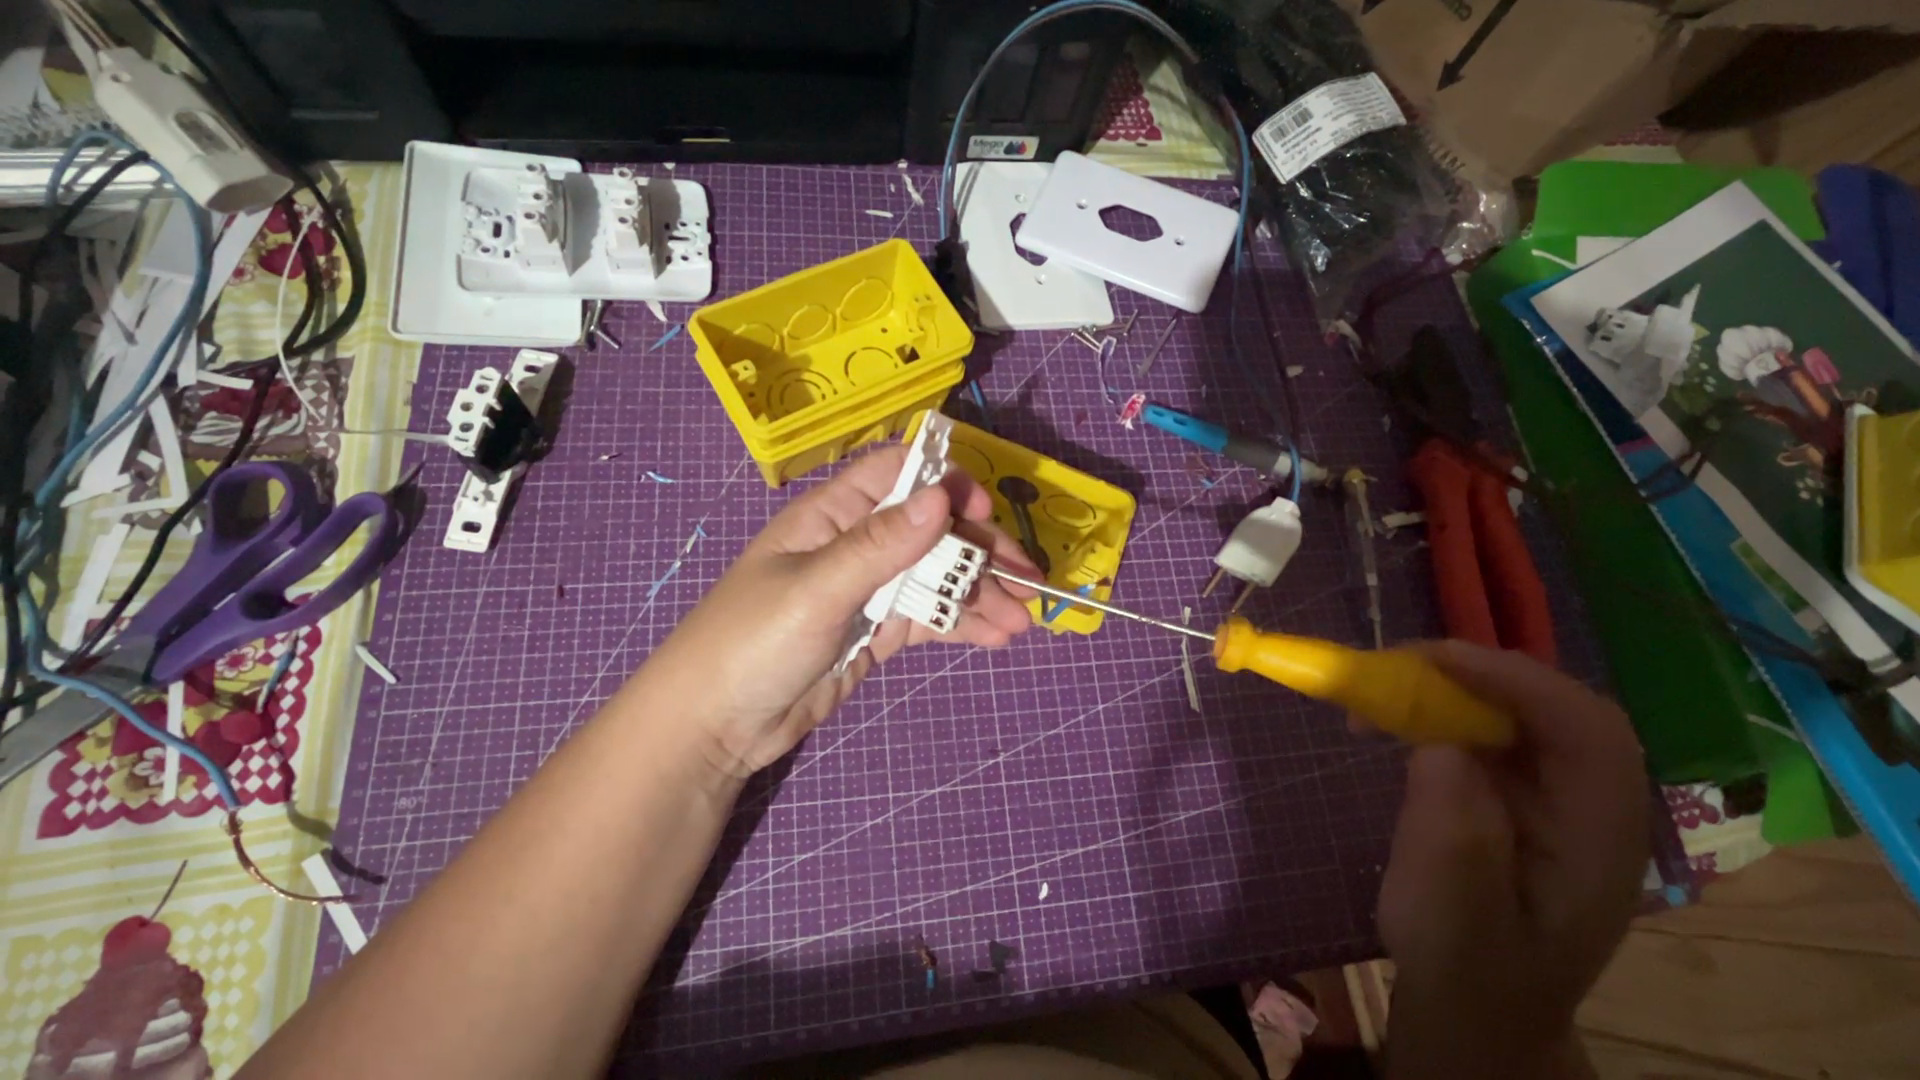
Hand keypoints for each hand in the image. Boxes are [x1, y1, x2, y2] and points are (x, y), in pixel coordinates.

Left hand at [638, 446, 1039, 777]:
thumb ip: (880, 545)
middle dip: (980, 550)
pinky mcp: (874, 632)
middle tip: (1030, 579)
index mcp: (832, 514)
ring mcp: (867, 590)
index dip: (944, 484)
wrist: (714, 726)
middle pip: (930, 530)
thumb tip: (942, 495)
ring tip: (1023, 620)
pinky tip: (996, 637)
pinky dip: (962, 623)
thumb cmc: (752, 642)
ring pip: (936, 576)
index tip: (984, 515)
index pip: (898, 475)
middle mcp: (855, 544)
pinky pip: (927, 617)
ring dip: (980, 593)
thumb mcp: (817, 589)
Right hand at [1377, 642, 1647, 1079]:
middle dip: (1475, 674)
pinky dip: (1438, 711)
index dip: (1517, 681)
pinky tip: (1394, 722)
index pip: (1587, 731)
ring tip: (1379, 693)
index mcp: (1599, 837)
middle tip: (1394, 668)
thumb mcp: (1452, 917)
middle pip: (1554, 707)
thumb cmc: (1466, 970)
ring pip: (1518, 710)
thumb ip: (1455, 836)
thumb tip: (1441, 743)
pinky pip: (1488, 730)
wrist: (1477, 1008)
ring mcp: (1555, 794)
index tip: (1432, 660)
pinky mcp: (1518, 791)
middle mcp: (1590, 802)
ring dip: (1448, 689)